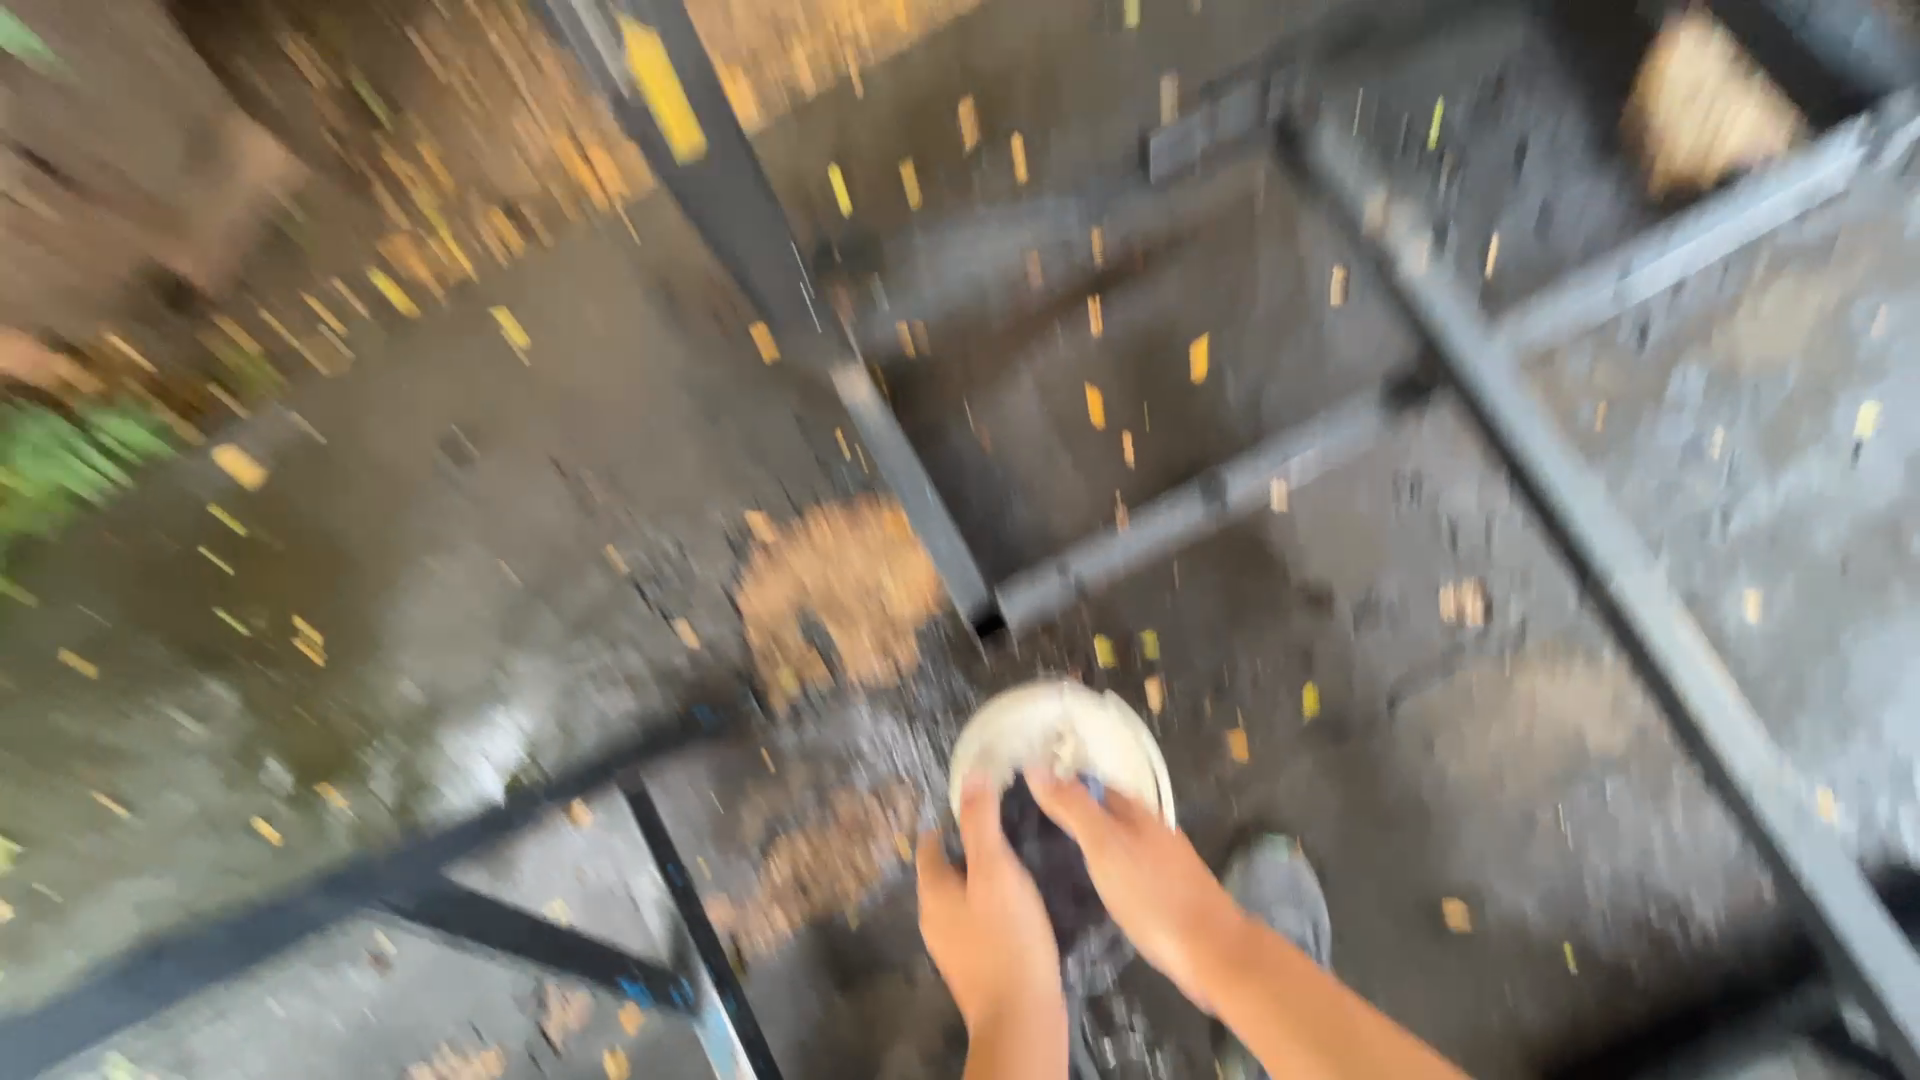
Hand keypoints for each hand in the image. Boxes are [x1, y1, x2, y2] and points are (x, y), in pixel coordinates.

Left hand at [916, 780, 1065, 1032]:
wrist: (1021, 1018)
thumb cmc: (1006, 936)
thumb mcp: (995, 868)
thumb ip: (981, 820)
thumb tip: (971, 771)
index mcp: (932, 890)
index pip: (930, 842)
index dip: (951, 820)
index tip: (980, 804)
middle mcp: (933, 918)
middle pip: (945, 870)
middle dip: (968, 848)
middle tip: (1004, 830)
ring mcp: (951, 947)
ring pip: (961, 897)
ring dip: (981, 879)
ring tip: (1014, 864)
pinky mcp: (974, 967)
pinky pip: (977, 923)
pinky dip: (991, 907)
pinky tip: (1017, 908)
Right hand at [1025, 769, 1247, 1004]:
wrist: (1210, 950)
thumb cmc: (1151, 894)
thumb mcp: (1104, 846)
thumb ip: (1072, 807)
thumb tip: (1035, 765)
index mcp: (1135, 808)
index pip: (1089, 778)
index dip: (1059, 776)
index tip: (1024, 781)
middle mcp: (1149, 824)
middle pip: (1104, 804)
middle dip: (1072, 803)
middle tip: (1029, 811)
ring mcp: (1160, 855)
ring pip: (1115, 832)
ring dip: (1088, 831)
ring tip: (1051, 840)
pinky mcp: (1164, 885)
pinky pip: (1124, 857)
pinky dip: (1103, 856)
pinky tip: (1090, 873)